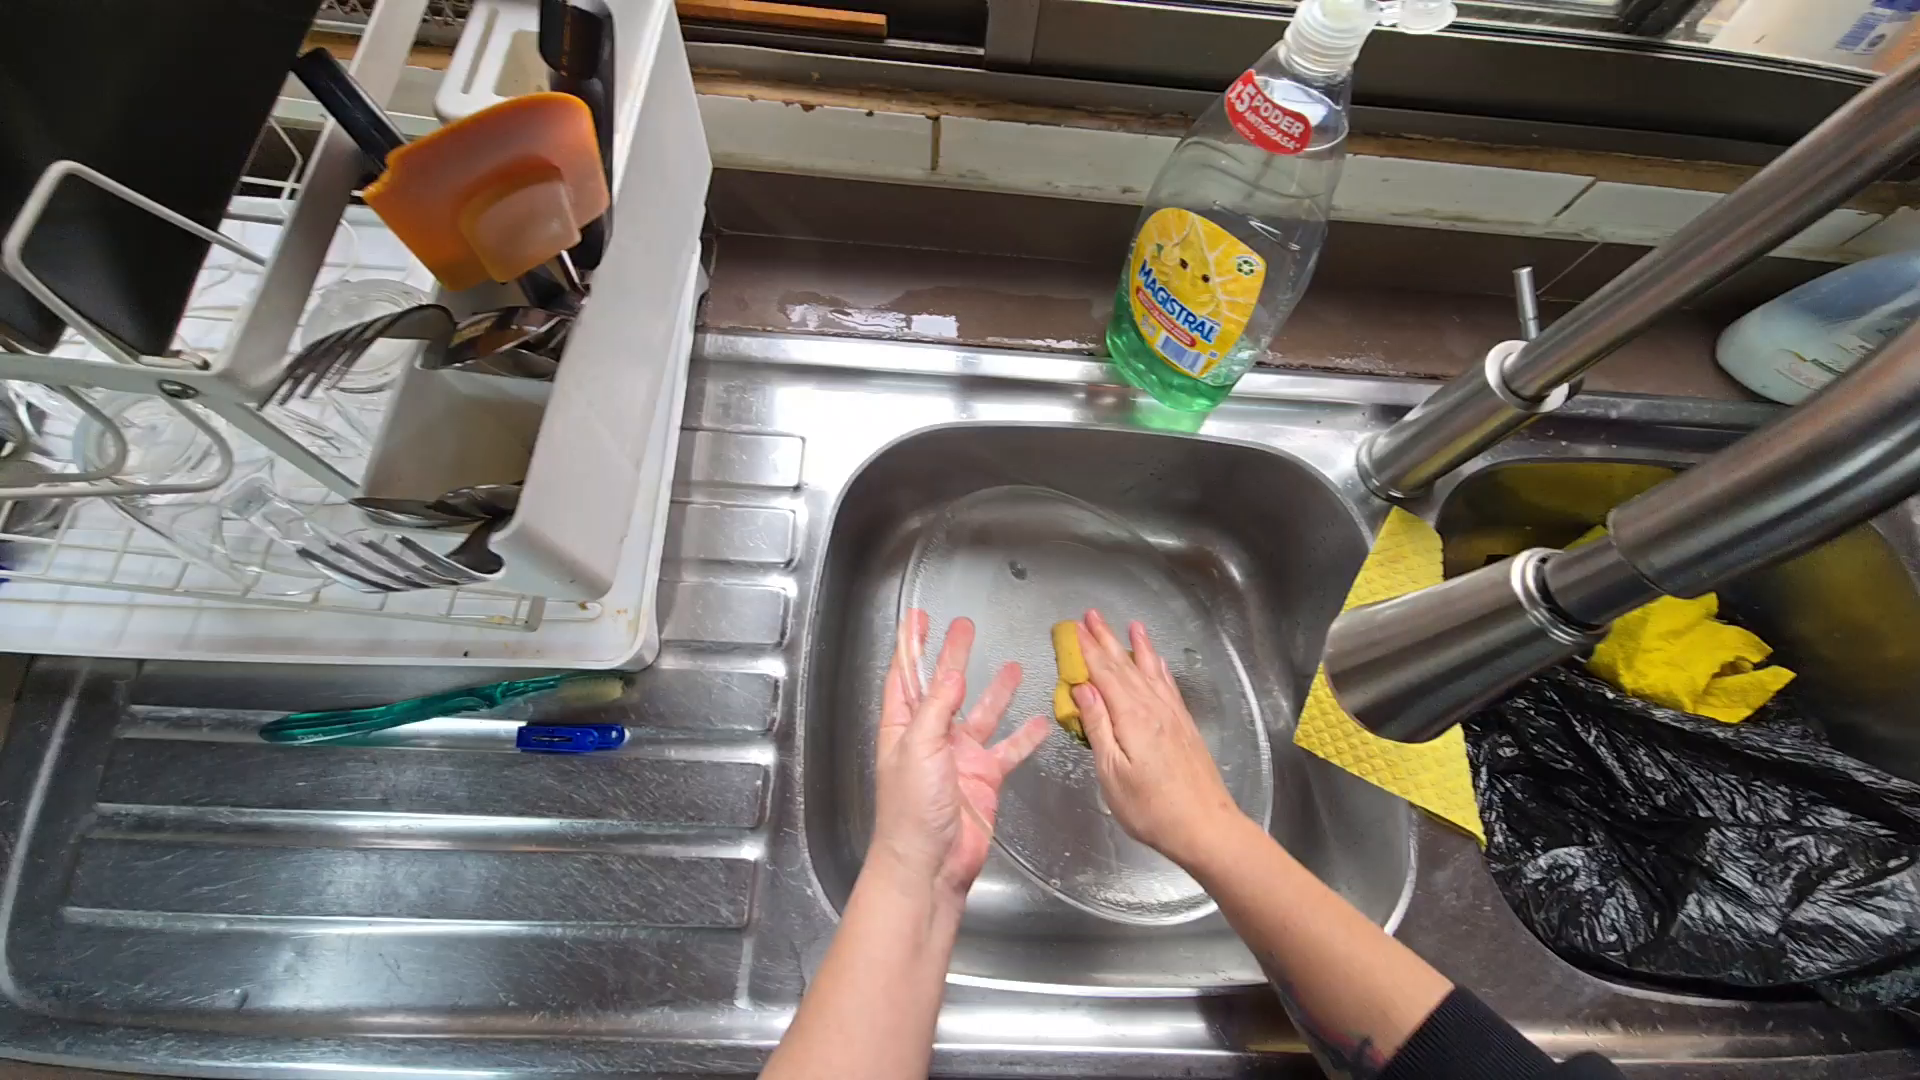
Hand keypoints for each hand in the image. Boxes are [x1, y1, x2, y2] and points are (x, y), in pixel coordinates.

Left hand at [871, 610, 1051, 901]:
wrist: (931, 864)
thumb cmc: (911, 808)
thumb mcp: (919, 749)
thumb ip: (936, 710)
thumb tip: (951, 675)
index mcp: (903, 726)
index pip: (906, 676)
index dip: (911, 646)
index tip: (917, 619)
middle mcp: (931, 736)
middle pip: (944, 686)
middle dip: (954, 656)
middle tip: (966, 627)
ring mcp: (960, 757)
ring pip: (981, 714)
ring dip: (996, 691)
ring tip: (1013, 667)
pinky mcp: (984, 778)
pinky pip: (1009, 751)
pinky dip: (1024, 737)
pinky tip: (1041, 722)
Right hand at [1071, 609, 1247, 868]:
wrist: (1207, 829)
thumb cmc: (1151, 808)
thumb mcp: (1112, 772)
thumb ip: (1098, 726)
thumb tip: (1083, 688)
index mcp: (1131, 716)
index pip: (1103, 674)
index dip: (1087, 650)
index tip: (1073, 628)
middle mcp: (1153, 707)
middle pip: (1125, 666)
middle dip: (1106, 640)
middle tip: (1091, 615)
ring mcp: (1172, 715)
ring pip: (1148, 671)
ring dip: (1135, 647)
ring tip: (1129, 625)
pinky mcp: (1184, 725)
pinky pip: (1168, 685)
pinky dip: (1159, 668)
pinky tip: (1157, 661)